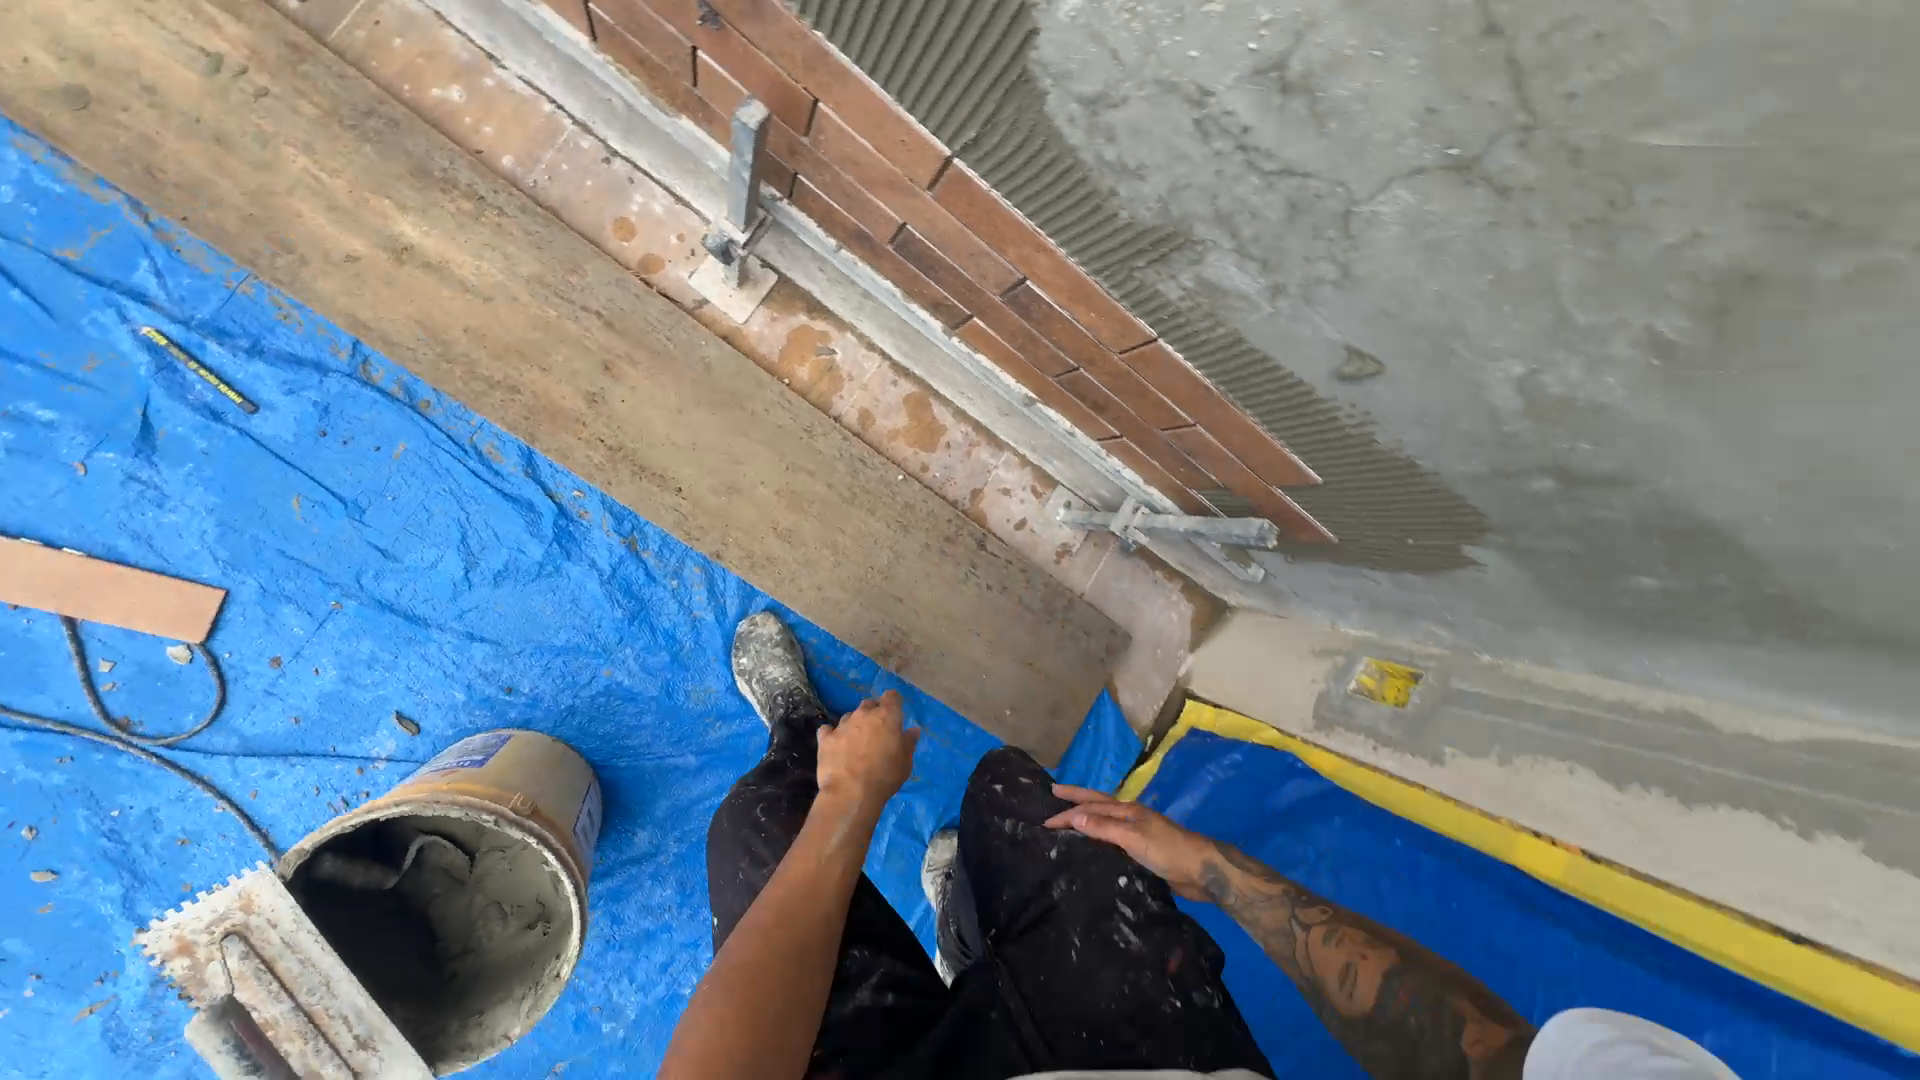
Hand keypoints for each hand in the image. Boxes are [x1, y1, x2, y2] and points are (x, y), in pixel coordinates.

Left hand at [816, 690, 919, 813]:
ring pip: (849, 716)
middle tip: (877, 731)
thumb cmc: (885, 776)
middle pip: (869, 703)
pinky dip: (832, 734)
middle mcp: (863, 714)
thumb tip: (913, 729)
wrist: (851, 793)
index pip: (891, 696)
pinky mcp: (825, 738)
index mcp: (886, 716)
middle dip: (873, 713)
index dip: (894, 703)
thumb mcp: (905, 762)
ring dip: (854, 725)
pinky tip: (835, 745)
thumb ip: (909, 742)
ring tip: (856, 743)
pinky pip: (828, 730)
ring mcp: (842, 725)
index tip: (895, 714)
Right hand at [1045, 785, 1222, 901]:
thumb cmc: (1168, 850)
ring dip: (1085, 816)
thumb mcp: (1133, 837)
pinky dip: (1097, 838)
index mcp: (1127, 810)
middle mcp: (1129, 817)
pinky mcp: (1142, 852)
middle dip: (1075, 799)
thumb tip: (1073, 816)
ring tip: (1068, 817)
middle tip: (1053, 792)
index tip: (1045, 821)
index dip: (1067, 811)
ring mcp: (1136, 833)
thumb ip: (1104, 827)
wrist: (1202, 871)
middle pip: (1097, 804)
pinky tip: (1092, 846)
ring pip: (1104, 820)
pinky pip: (1111, 840)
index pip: (1090, 806)